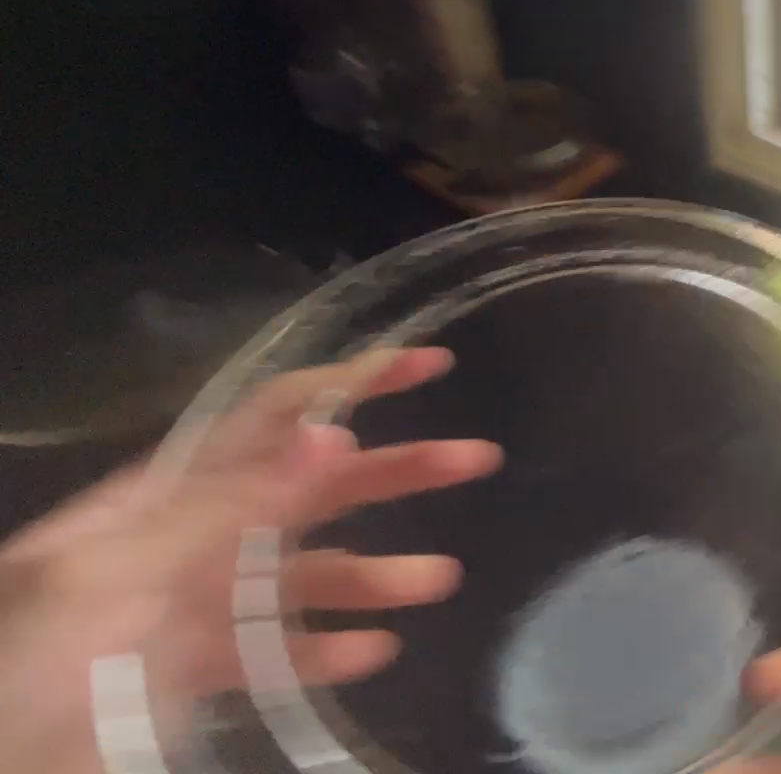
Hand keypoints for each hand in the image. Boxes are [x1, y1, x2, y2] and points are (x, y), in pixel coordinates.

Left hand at [0, 348, 502, 773]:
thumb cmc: (15, 666)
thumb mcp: (104, 579)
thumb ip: (223, 506)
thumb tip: (332, 435)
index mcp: (172, 496)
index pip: (280, 415)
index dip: (357, 382)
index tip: (432, 364)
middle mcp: (200, 536)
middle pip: (322, 485)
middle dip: (404, 469)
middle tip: (479, 460)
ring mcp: (203, 603)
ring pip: (319, 570)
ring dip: (383, 573)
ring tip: (440, 582)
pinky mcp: (201, 669)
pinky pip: (285, 646)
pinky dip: (331, 646)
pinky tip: (374, 651)